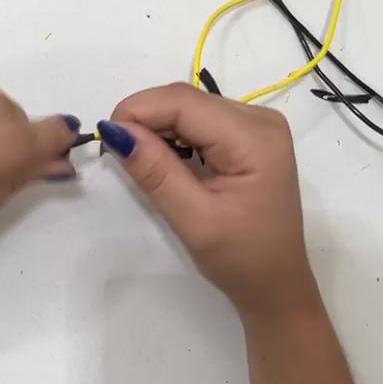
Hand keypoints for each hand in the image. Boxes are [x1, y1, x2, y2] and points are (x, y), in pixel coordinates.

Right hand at [101, 85, 317, 318]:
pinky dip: (173, 133)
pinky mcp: (247, 134)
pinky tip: (164, 159)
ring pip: (188, 105)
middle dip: (144, 119)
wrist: (276, 284)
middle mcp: (260, 119)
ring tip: (140, 160)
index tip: (106, 140)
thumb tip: (115, 131)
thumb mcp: (194, 221)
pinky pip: (199, 118)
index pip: (183, 102)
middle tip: (118, 154)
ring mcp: (255, 124)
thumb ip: (155, 172)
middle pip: (185, 99)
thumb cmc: (241, 259)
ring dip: (156, 126)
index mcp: (255, 138)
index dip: (138, 111)